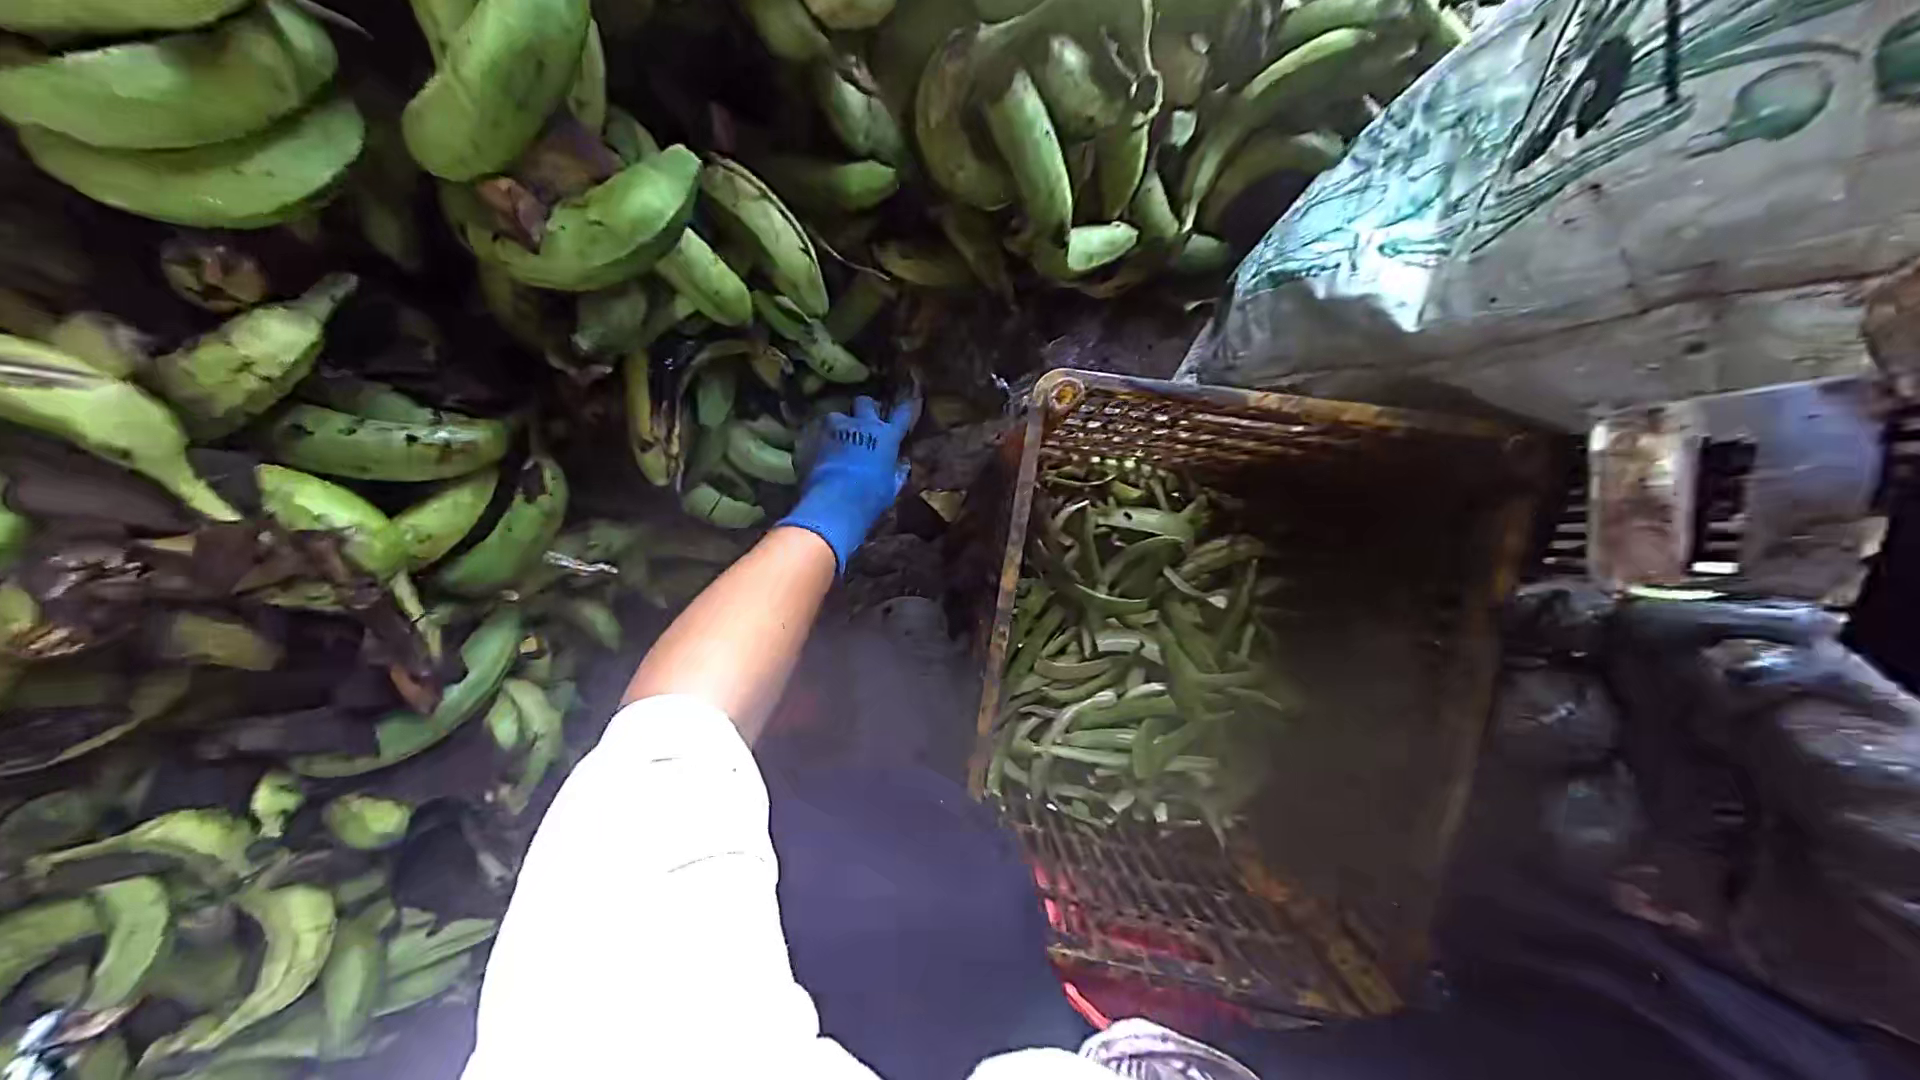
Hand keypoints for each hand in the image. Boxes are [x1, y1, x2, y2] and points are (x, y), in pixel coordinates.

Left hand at [777, 394, 916, 573]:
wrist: (834, 501)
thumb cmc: (871, 497)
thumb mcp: (890, 488)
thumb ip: (897, 473)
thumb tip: (903, 465)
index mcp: (886, 436)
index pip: (902, 415)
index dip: (906, 408)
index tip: (909, 401)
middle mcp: (861, 424)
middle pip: (865, 402)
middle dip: (864, 408)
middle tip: (862, 420)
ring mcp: (834, 427)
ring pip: (835, 416)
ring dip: (836, 427)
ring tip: (833, 441)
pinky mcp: (811, 435)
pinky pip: (815, 433)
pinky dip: (817, 442)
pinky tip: (815, 455)